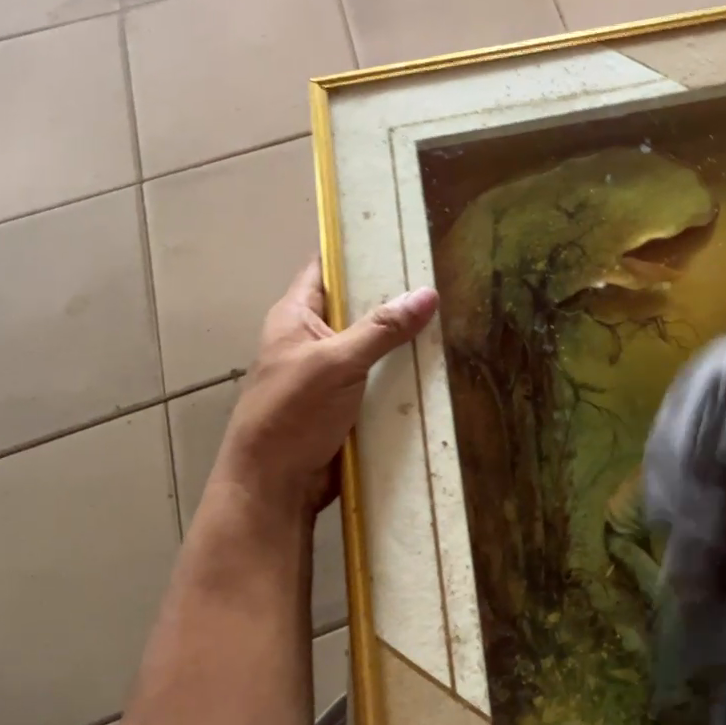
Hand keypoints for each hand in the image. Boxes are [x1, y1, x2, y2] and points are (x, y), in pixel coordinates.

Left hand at [210, 258, 438, 517]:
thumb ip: (381, 329)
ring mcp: (330, 373)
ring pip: (374, 343)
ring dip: (404, 336)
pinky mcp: (347, 403)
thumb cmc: (290, 416)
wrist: (273, 489)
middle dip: (394, 294)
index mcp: (294, 318)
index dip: (356, 249)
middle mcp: (311, 339)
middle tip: (442, 274)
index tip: (399, 235)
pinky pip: (381, 376)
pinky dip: (405, 370)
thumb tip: (428, 293)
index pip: (326, 268)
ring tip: (452, 313)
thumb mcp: (335, 363)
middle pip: (357, 305)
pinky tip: (439, 361)